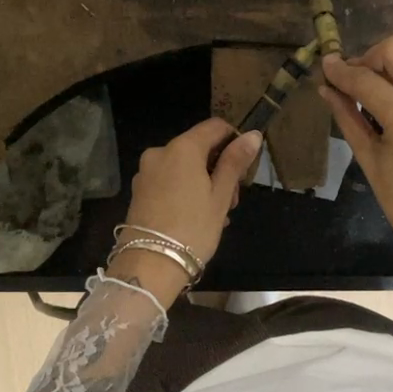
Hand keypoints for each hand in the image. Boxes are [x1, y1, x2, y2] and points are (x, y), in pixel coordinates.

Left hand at [112, 120, 262, 306]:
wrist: (151, 264)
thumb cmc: (194, 228)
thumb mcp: (220, 196)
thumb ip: (235, 162)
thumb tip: (253, 135)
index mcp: (182, 148)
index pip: (214, 127)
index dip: (234, 141)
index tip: (245, 167)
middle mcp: (160, 152)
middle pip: (198, 148)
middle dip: (219, 169)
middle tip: (232, 201)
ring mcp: (146, 172)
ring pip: (183, 167)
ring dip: (204, 183)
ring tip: (216, 215)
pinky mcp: (140, 191)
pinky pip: (170, 181)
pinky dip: (186, 192)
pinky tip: (196, 217)